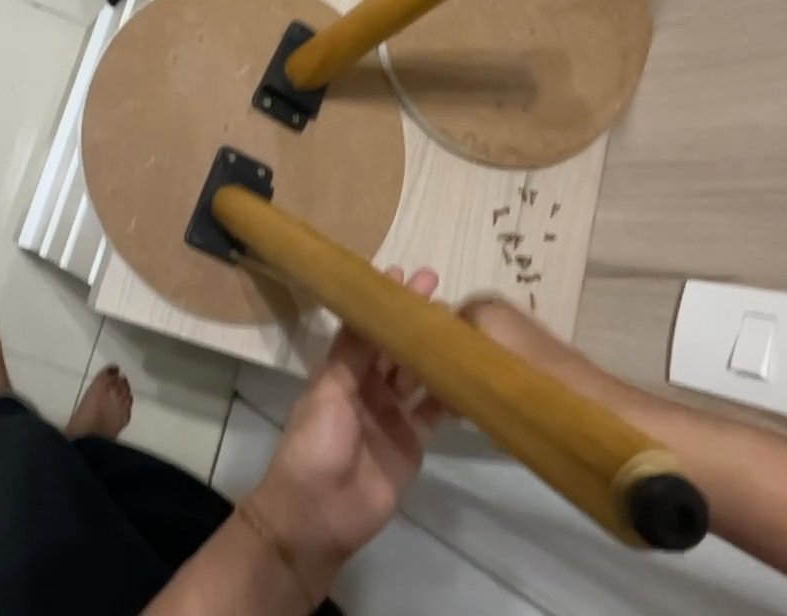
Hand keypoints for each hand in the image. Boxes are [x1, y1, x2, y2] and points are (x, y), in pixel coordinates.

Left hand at [247, 267, 450, 584]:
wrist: (321, 511)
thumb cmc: (315, 444)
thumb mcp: (330, 392)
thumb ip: (353, 355)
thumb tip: (366, 308)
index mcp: (338, 370)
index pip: (363, 328)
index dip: (382, 304)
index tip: (403, 274)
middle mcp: (366, 386)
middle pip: (393, 347)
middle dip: (413, 322)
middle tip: (441, 289)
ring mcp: (391, 412)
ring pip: (417, 374)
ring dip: (434, 352)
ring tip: (460, 323)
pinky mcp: (413, 440)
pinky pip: (435, 411)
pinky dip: (451, 394)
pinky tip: (471, 373)